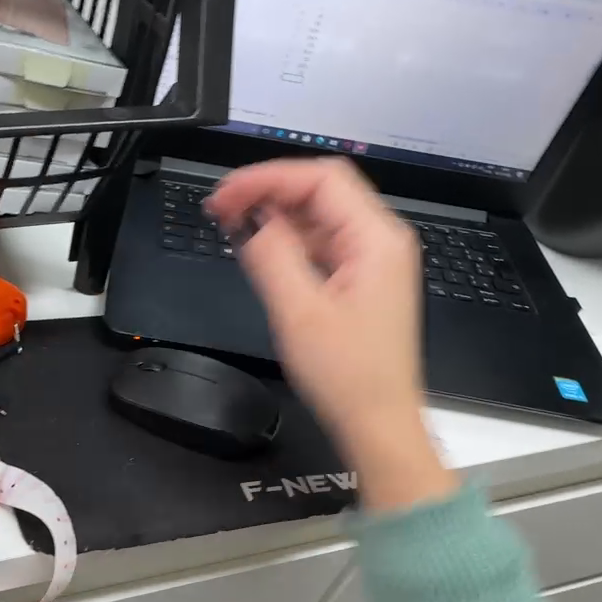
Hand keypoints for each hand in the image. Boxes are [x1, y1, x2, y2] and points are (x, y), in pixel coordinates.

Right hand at [205, 157, 455, 511]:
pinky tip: (259, 249)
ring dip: (274, 215)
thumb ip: (272, 257)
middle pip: (320, 191)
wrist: (378, 423)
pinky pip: (320, 245)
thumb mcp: (300, 313)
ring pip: (318, 217)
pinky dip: (286, 240)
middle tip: (221, 207)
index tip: (225, 195)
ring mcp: (371, 262)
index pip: (320, 179)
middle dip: (268, 191)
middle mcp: (380, 243)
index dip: (267, 178)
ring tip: (231, 224)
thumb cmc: (350, 377)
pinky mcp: (358, 282)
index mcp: (376, 240)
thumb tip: (249, 221)